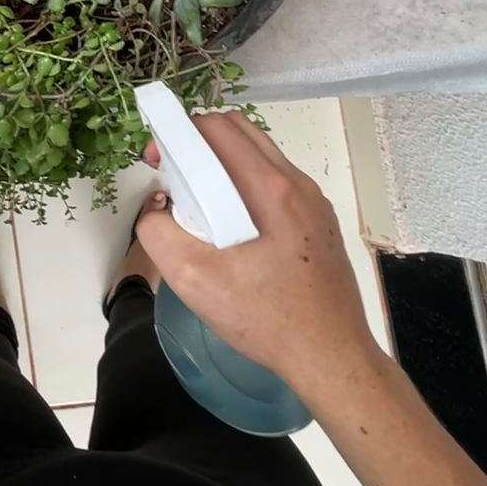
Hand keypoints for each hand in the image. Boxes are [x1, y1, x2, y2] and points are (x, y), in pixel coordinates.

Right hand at [136, 111, 378, 394]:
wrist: (331, 358)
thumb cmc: (262, 317)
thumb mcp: (189, 278)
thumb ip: (157, 230)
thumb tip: (158, 205)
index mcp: (270, 188)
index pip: (216, 127)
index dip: (175, 134)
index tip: (155, 162)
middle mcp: (297, 184)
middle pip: (238, 130)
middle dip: (195, 141)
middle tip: (173, 176)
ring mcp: (313, 201)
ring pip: (258, 154)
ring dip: (220, 162)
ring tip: (198, 204)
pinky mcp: (318, 220)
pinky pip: (273, 181)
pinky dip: (242, 184)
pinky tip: (231, 227)